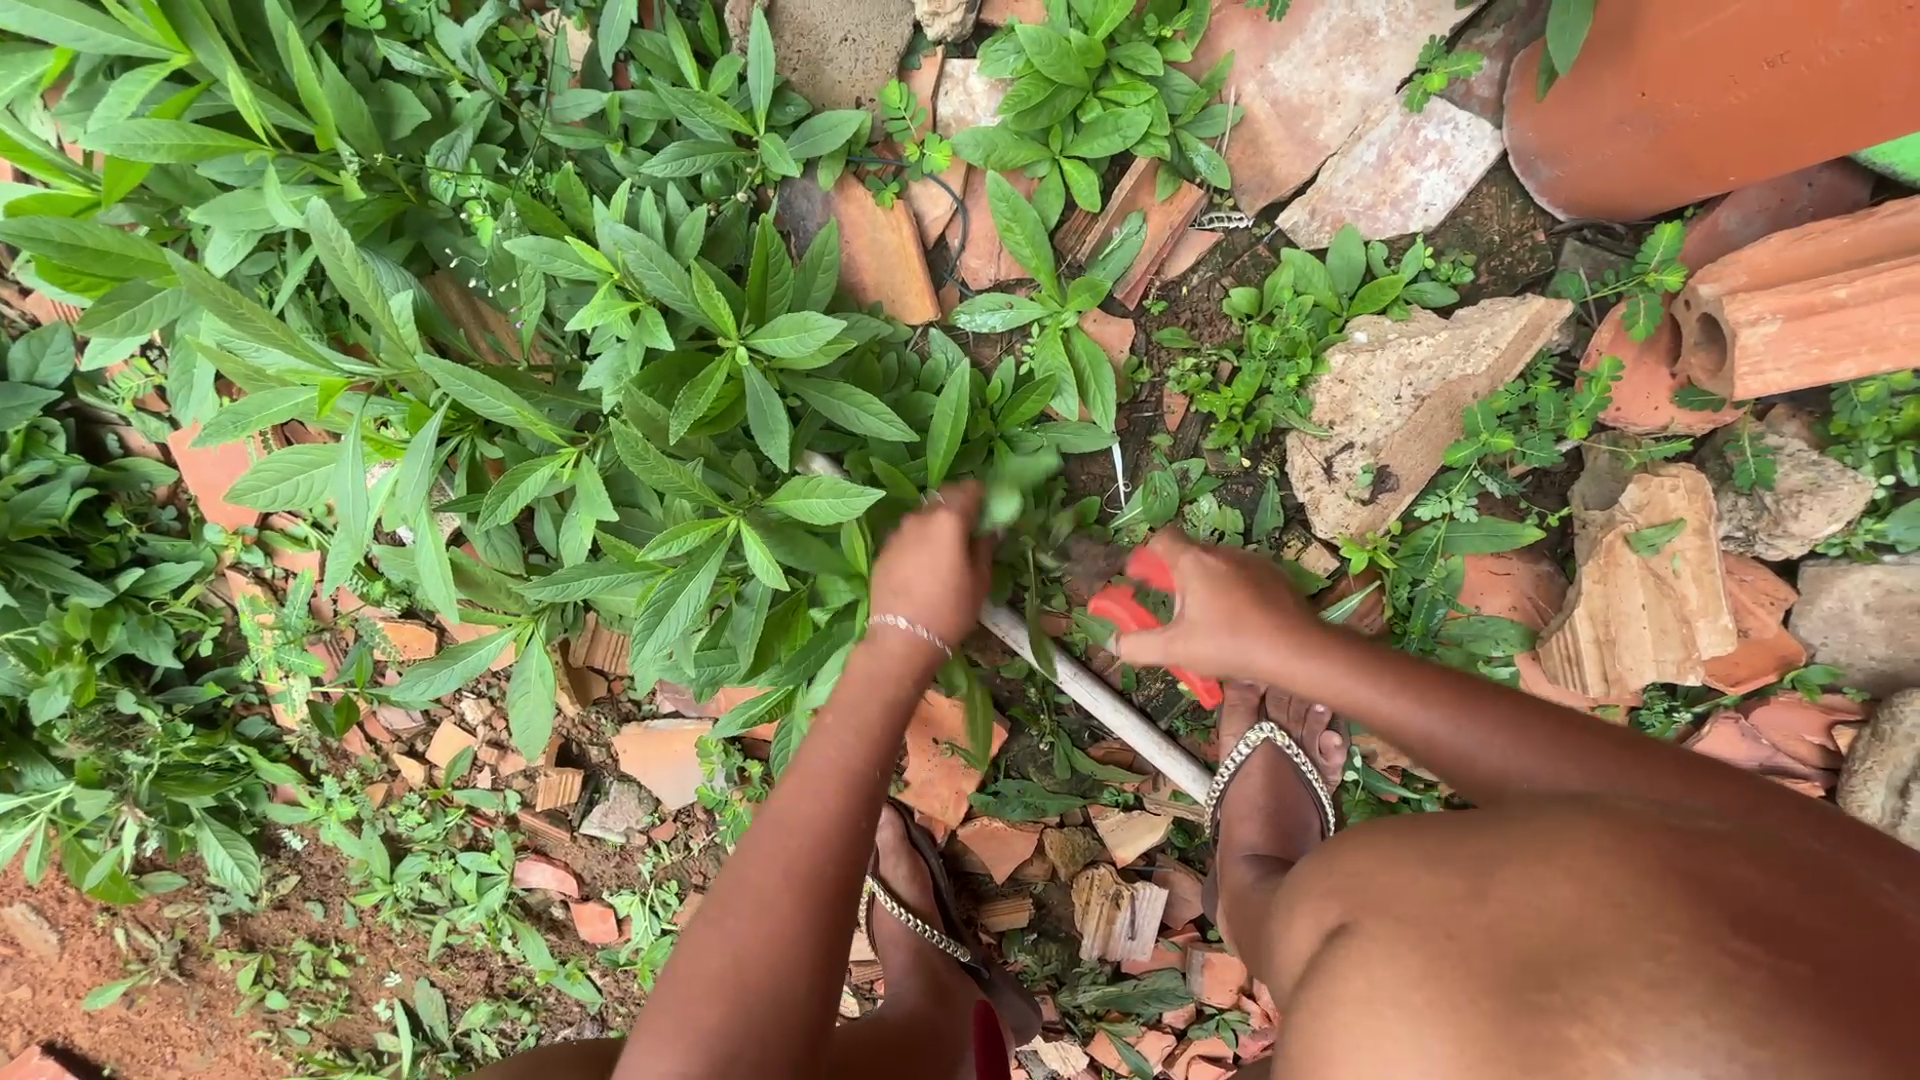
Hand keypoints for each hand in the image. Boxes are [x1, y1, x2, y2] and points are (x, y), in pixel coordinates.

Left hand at [868, 481, 994, 659]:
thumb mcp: (979, 581)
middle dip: (958, 506)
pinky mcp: (883, 550)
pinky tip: (923, 564)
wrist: (902, 639)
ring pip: (922, 517)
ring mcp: (898, 533)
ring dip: (936, 523)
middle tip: (969, 528)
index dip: (981, 496)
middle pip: (943, 499)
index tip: (988, 509)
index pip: (969, 490)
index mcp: (949, 520)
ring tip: (945, 548)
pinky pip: (907, 536)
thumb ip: (985, 547)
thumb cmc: (949, 610)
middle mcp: (920, 518)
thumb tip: (989, 530)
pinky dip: (918, 540)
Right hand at [1114, 528, 1327, 684]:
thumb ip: (1139, 646)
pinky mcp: (1276, 575)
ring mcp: (1253, 561)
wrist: (1297, 650)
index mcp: (1194, 562)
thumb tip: (1115, 644)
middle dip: (1175, 576)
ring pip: (1217, 565)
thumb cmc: (1231, 644)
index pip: (1162, 538)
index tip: (1141, 578)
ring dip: (1206, 584)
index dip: (1147, 555)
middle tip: (1172, 607)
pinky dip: (1234, 592)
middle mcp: (1222, 553)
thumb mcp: (1176, 650)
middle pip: (1189, 553)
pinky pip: (1244, 576)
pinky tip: (1239, 622)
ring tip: (1207, 619)